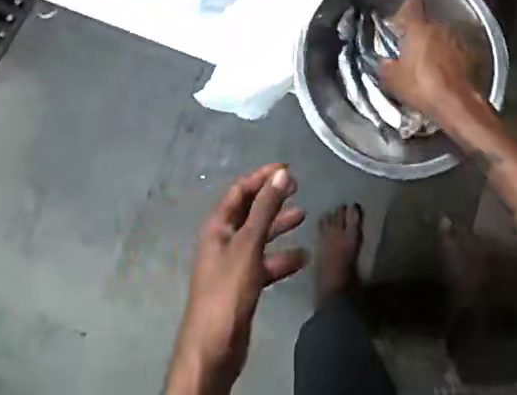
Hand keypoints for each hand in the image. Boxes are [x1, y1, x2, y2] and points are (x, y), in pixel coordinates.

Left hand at [165, 164, 307, 394]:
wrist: (213, 349)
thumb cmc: (227, 290)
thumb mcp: (248, 244)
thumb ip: (265, 209)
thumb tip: (281, 174)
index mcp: (217, 225)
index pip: (240, 190)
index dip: (262, 177)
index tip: (287, 168)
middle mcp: (223, 240)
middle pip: (250, 211)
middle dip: (272, 198)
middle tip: (297, 188)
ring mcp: (233, 264)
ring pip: (259, 236)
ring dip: (279, 225)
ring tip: (303, 216)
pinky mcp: (243, 286)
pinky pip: (264, 263)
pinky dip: (281, 258)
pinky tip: (302, 257)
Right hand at [377, 0, 487, 128]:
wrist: (459, 105)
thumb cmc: (423, 87)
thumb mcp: (393, 80)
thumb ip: (385, 66)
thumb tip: (384, 63)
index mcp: (418, 27)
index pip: (411, 5)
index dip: (404, 14)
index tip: (400, 27)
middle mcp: (440, 27)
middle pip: (427, 23)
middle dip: (419, 35)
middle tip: (410, 54)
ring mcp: (458, 40)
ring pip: (442, 37)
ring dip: (435, 47)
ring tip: (428, 68)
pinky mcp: (472, 55)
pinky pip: (456, 51)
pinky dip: (449, 60)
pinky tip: (443, 77)